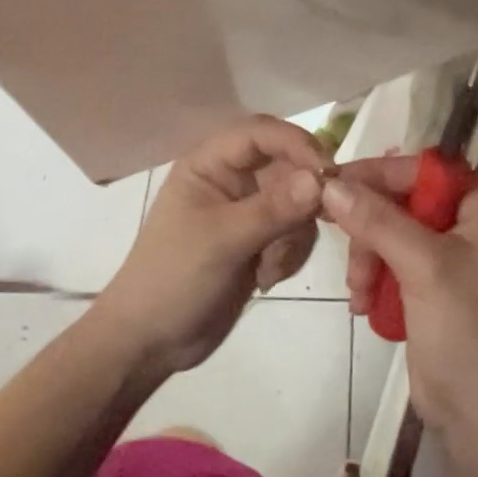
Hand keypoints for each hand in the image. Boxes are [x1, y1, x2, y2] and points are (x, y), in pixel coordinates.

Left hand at [93, 116, 330, 376]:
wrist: (149, 343)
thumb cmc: (173, 280)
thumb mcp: (223, 241)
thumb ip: (274, 208)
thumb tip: (321, 180)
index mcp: (209, 164)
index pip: (261, 132)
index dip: (297, 143)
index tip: (328, 173)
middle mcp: (231, 179)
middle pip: (287, 164)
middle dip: (304, 194)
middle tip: (325, 219)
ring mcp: (247, 211)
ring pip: (297, 200)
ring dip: (295, 233)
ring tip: (271, 266)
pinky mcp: (259, 240)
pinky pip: (295, 231)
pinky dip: (290, 253)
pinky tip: (266, 278)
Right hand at [324, 158, 477, 476]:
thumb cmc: (465, 328)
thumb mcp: (422, 265)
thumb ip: (377, 219)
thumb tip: (330, 182)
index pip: (426, 170)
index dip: (380, 174)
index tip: (333, 181)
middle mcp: (473, 224)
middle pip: (405, 201)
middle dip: (371, 230)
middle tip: (350, 256)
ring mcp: (453, 257)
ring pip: (392, 234)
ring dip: (368, 260)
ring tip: (359, 293)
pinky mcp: (433, 287)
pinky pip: (393, 264)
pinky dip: (375, 279)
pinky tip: (364, 306)